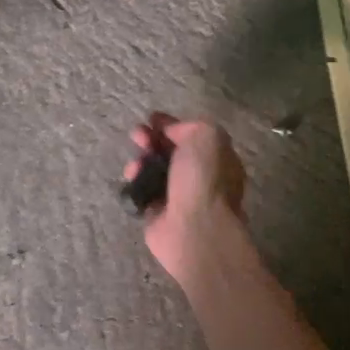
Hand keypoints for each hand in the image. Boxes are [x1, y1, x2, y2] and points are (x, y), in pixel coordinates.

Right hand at [125, 114, 246, 282]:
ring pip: (152, 168)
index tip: (152, 119)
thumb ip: (189, 126)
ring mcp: (177, 196)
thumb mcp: (207, 135)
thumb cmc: (205, 179)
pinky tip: (132, 176)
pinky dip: (134, 180)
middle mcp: (199, 177)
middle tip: (138, 136)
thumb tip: (170, 134)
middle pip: (169, 150)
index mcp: (216, 159)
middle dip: (151, 139)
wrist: (195, 230)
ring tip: (136, 162)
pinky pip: (142, 189)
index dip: (171, 124)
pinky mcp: (157, 212)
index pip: (191, 135)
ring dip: (141, 159)